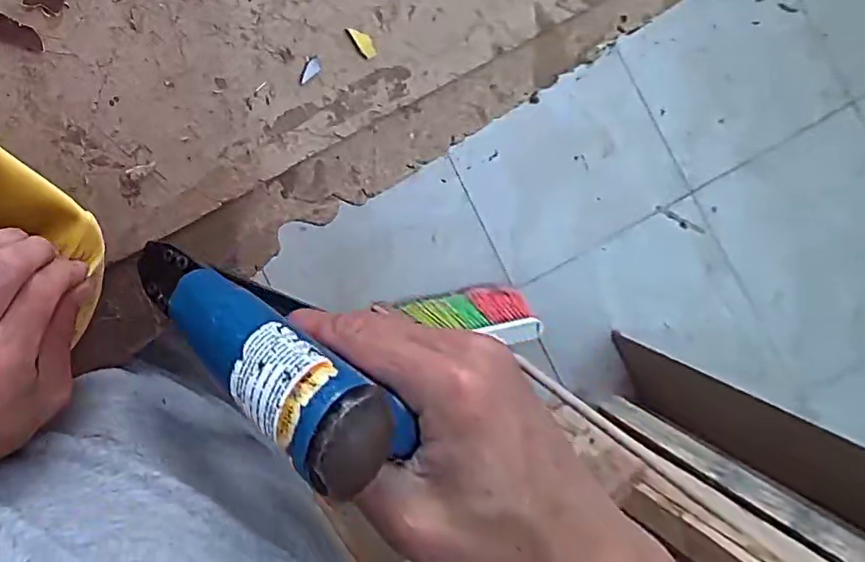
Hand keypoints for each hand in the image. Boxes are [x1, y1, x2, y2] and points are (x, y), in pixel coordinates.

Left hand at [0, 231, 90, 561]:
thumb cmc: (0, 422)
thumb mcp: (50, 392)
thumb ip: (64, 333)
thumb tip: (80, 282)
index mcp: (1, 365)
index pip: (39, 292)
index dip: (66, 271)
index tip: (79, 273)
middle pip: (9, 263)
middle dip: (44, 250)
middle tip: (57, 262)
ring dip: (17, 240)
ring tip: (33, 254)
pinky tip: (9, 253)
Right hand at [291, 309, 668, 561]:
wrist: (585, 558)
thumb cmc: (501, 547)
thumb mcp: (410, 520)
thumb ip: (350, 464)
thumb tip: (311, 426)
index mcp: (452, 381)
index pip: (363, 334)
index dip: (315, 332)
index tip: (278, 338)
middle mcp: (469, 348)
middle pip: (379, 326)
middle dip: (335, 344)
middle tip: (301, 373)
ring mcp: (485, 350)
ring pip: (401, 331)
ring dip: (365, 351)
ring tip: (337, 389)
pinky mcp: (492, 362)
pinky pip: (425, 344)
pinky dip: (395, 359)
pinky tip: (385, 395)